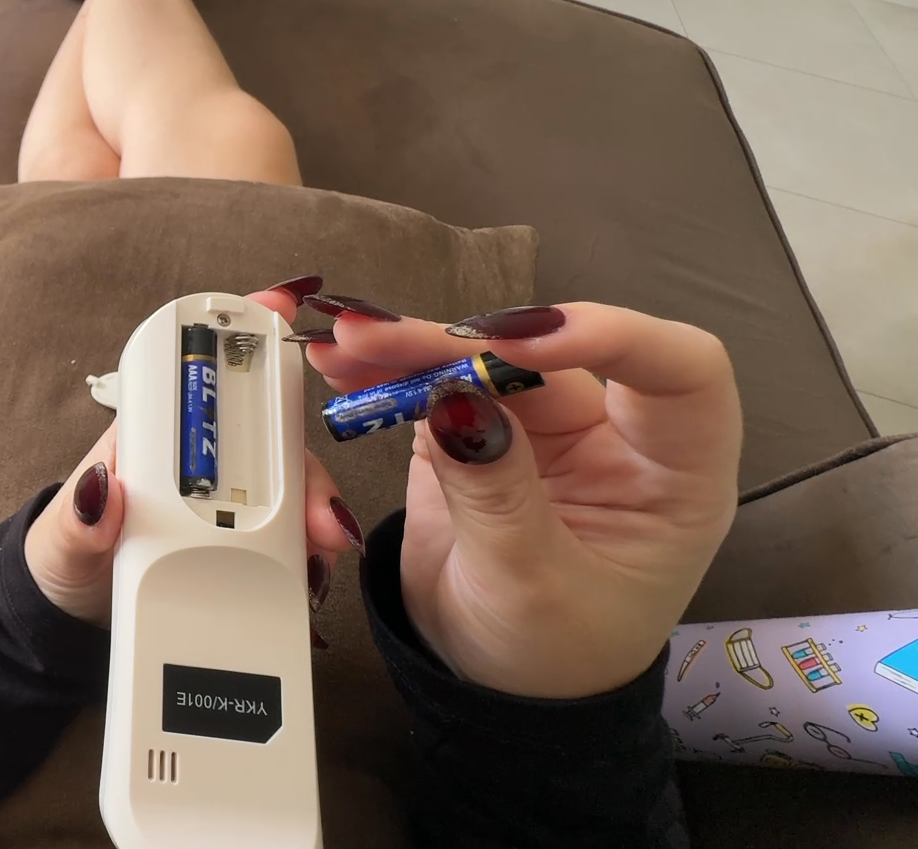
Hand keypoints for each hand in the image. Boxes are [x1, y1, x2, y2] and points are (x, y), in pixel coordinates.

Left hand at [25, 278, 363, 625]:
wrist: (73, 610)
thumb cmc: (66, 553)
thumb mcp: (63, 540)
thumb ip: (77, 521)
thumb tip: (100, 490)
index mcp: (147, 442)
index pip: (193, 384)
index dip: (235, 342)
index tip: (278, 308)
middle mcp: (189, 464)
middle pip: (258, 433)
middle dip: (295, 450)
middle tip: (317, 507)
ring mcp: (217, 504)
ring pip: (282, 482)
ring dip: (311, 503)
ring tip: (325, 542)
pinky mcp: (234, 544)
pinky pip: (284, 534)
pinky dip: (307, 545)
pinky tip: (317, 565)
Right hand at [299, 299, 741, 697]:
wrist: (490, 678)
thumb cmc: (547, 649)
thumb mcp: (527, 582)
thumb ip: (496, 492)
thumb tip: (454, 401)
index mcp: (665, 474)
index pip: (677, 373)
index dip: (609, 338)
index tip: (512, 344)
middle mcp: (602, 437)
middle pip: (534, 361)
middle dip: (448, 344)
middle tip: (365, 336)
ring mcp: (530, 433)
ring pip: (471, 365)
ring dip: (402, 350)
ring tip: (338, 346)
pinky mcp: (467, 438)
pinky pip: (426, 390)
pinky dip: (382, 375)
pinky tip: (340, 367)